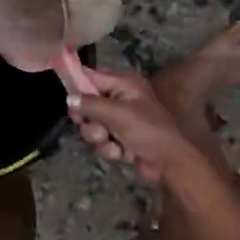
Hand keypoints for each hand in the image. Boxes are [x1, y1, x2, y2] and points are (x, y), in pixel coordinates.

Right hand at [67, 68, 199, 182]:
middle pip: (87, 103)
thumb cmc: (148, 130)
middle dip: (90, 121)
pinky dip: (110, 149)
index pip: (91, 76)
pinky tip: (122, 154)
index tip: (69, 102)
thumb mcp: (118, 114)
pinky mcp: (119, 138)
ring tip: (114, 144)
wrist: (170, 163)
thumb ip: (91, 104)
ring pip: (92, 126)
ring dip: (99, 138)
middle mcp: (119, 97)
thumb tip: (68, 98)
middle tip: (97, 129)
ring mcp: (119, 119)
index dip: (77, 87)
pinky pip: (102, 140)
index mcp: (123, 83)